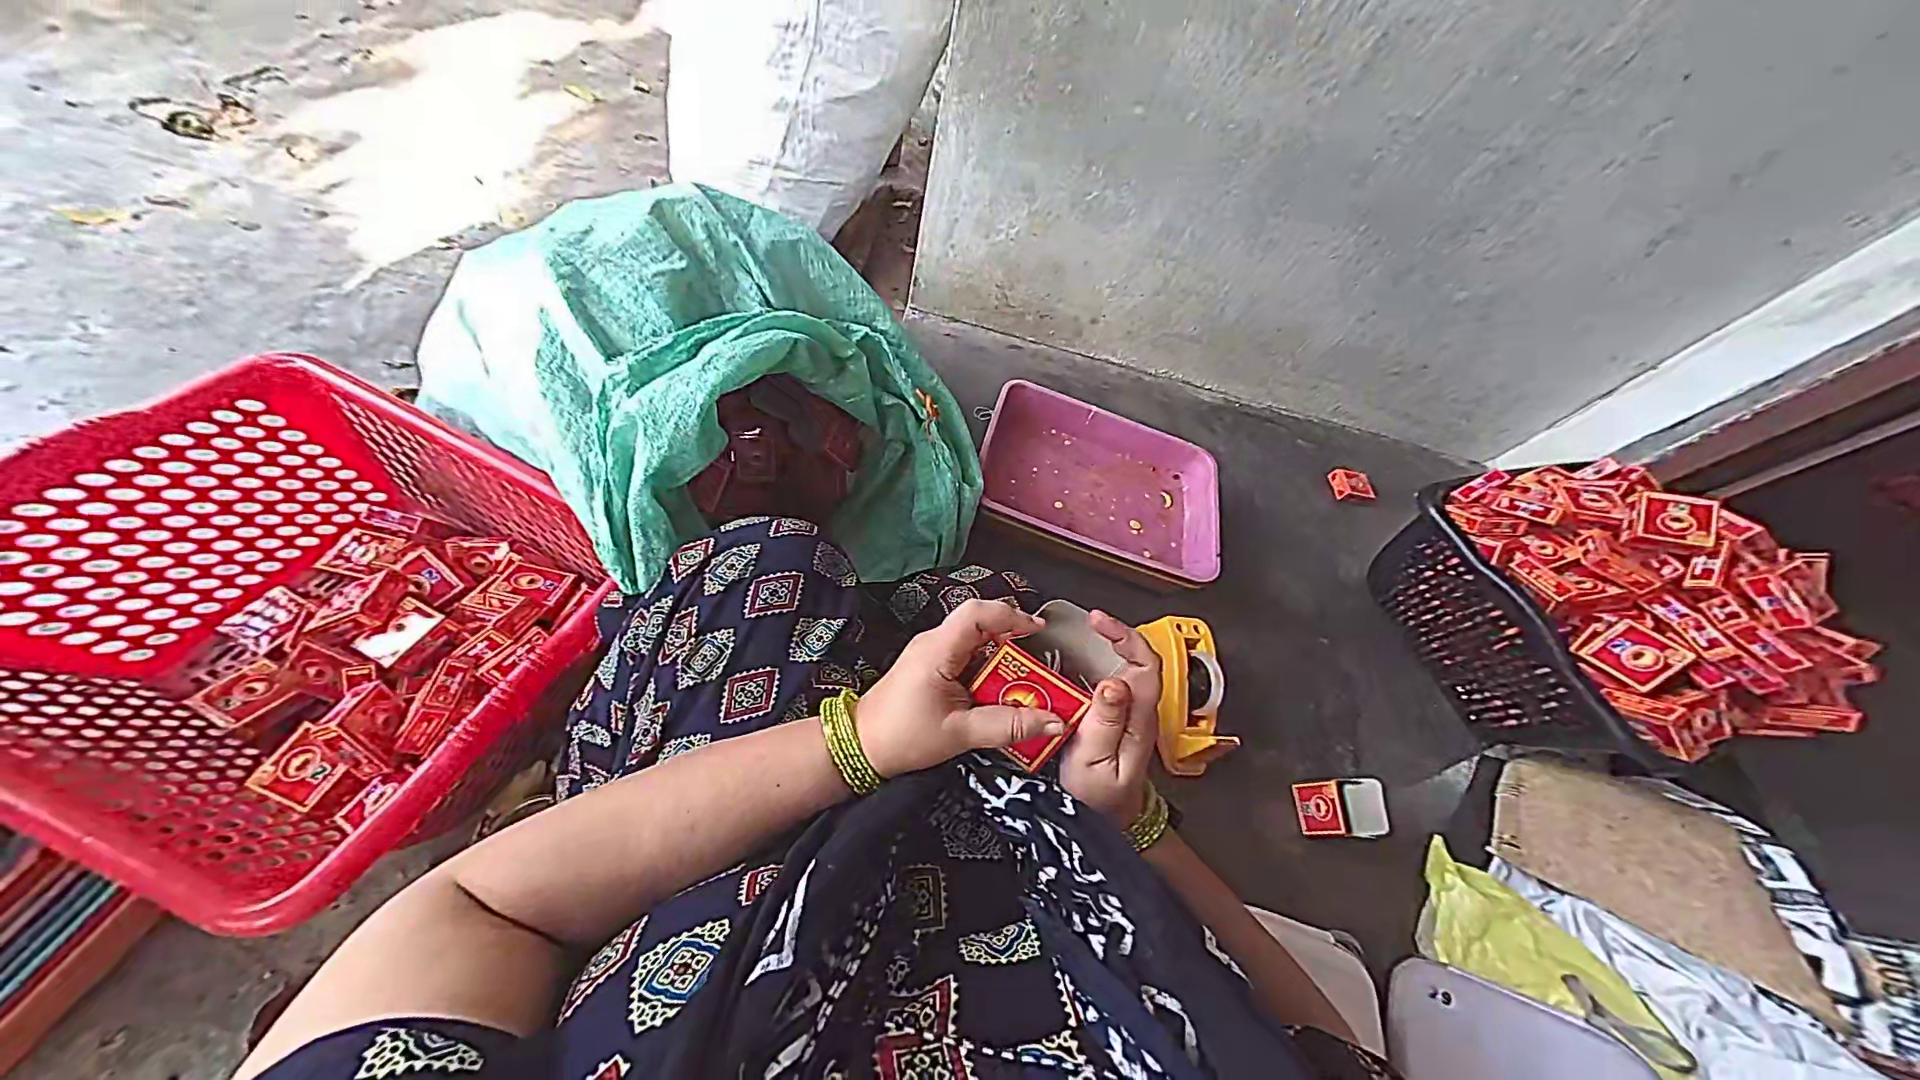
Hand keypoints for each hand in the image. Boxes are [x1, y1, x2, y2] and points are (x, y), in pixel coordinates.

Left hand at [854, 599, 1065, 778]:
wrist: (861, 746)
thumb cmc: (901, 736)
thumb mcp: (960, 733)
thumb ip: (1007, 726)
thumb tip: (1050, 721)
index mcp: (937, 650)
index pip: (977, 613)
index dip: (1011, 615)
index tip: (1037, 629)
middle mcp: (934, 643)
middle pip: (981, 623)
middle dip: (1013, 641)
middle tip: (1036, 665)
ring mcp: (932, 652)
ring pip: (977, 640)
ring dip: (1002, 658)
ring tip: (1022, 682)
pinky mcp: (933, 665)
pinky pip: (968, 656)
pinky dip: (989, 669)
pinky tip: (998, 691)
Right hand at [1058, 610, 1161, 823]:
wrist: (1105, 820)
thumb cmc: (1098, 797)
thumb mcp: (1095, 760)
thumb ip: (1105, 722)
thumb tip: (1112, 682)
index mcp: (1138, 718)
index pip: (1146, 665)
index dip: (1126, 637)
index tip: (1099, 623)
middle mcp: (1138, 711)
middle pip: (1139, 660)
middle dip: (1117, 633)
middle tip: (1090, 621)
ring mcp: (1128, 714)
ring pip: (1126, 668)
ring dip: (1108, 645)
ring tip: (1083, 632)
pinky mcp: (1115, 718)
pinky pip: (1111, 681)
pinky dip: (1096, 663)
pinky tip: (1077, 661)